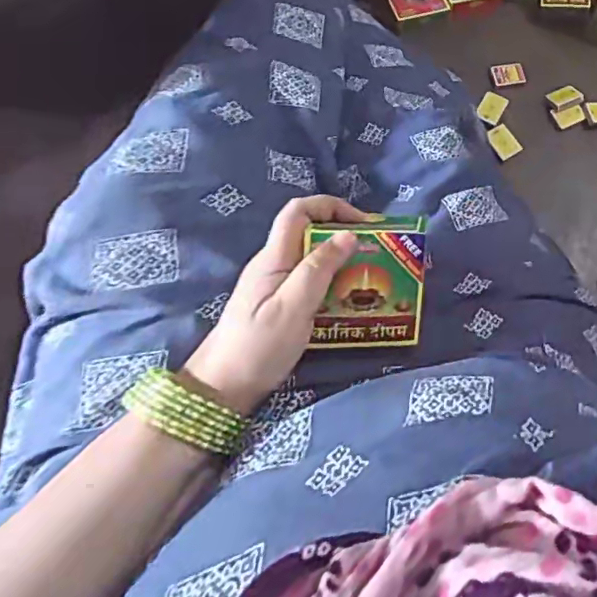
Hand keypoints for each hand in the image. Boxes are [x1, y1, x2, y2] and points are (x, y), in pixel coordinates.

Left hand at [183, 196, 373, 414]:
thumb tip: (349, 234)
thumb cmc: (257, 347)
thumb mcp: (293, 307)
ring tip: (370, 277)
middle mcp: (273, 264)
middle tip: (375, 253)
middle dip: (344, 235)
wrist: (221, 389)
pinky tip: (349, 301)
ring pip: (312, 258)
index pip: (299, 211)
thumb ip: (319, 268)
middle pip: (310, 231)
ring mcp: (274, 284)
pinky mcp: (279, 303)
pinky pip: (310, 281)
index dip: (332, 206)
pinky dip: (333, 283)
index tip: (364, 224)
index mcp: (274, 257)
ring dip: (342, 261)